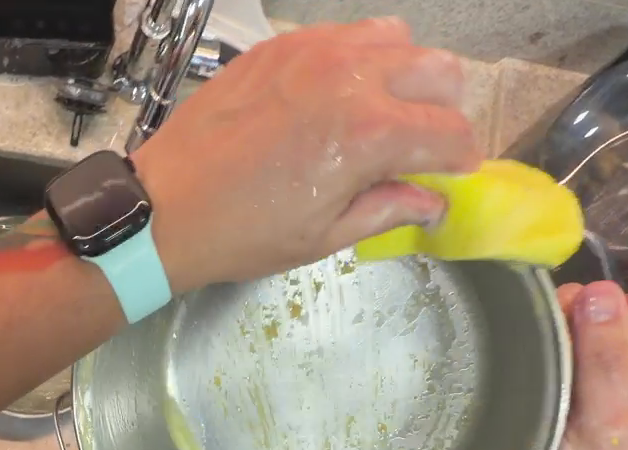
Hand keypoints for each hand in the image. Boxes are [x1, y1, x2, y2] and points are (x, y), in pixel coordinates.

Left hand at [127, 18, 480, 292]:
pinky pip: (344, 35)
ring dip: (406, 74)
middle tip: (424, 145)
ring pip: (396, 38)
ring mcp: (314, 51)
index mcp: (368, 132)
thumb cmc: (240, 234)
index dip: (461, 158)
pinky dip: (358, 61)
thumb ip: (387, 209)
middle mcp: (350, 76)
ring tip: (383, 114)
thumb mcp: (322, 237)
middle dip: (444, 110)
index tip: (454, 174)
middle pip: (438, 70)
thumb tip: (431, 200)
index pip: (449, 131)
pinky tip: (336, 97)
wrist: (166, 208)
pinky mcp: (280, 47)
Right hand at [527, 282, 627, 449]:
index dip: (606, 333)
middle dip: (573, 340)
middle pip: (604, 313)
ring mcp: (604, 373)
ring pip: (571, 327)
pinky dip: (534, 360)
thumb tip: (597, 291)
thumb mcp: (608, 422)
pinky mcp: (567, 384)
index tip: (583, 374)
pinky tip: (530, 388)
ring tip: (543, 391)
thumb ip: (606, 357)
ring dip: (548, 351)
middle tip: (558, 384)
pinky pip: (550, 348)